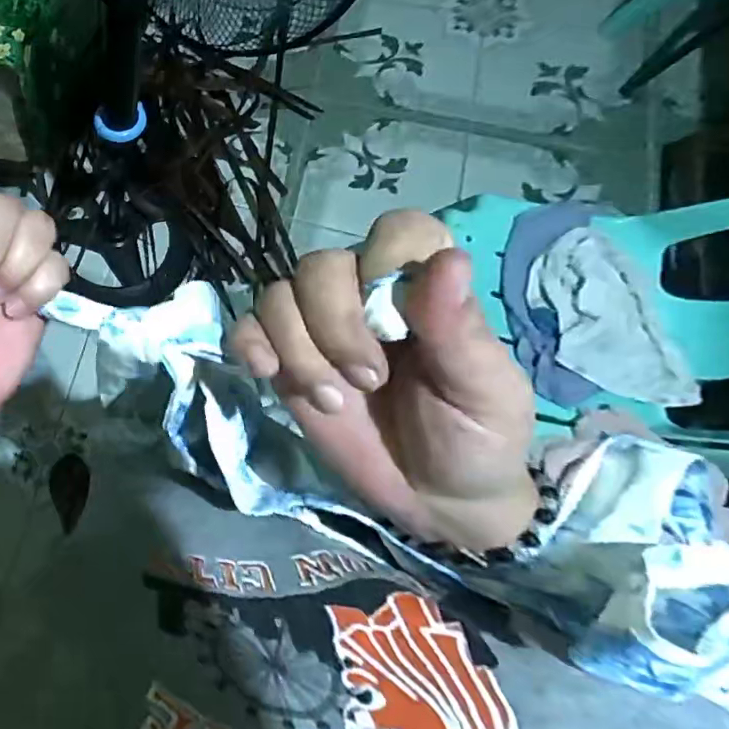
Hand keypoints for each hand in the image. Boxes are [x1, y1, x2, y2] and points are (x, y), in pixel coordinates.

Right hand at [227, 210, 537, 550]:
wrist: (432, 497)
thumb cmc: (475, 437)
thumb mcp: (484, 389)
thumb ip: (458, 327)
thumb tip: (449, 259)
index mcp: (419, 289)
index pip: (396, 231)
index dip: (386, 257)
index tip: (397, 319)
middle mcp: (360, 294)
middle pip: (319, 266)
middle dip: (334, 325)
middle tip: (368, 381)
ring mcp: (313, 325)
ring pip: (276, 296)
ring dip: (298, 349)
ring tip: (330, 399)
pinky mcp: (280, 355)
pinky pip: (244, 327)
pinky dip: (249, 345)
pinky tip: (268, 374)